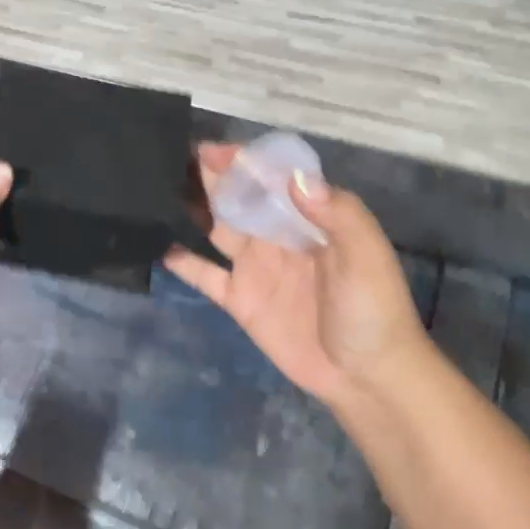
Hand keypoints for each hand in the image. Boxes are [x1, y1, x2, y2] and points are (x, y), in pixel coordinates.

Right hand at [165, 144, 427, 408]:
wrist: (366, 375)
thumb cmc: (373, 310)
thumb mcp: (366, 257)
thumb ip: (337, 214)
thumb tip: (293, 178)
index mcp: (310, 220)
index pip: (273, 180)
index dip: (243, 164)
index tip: (210, 152)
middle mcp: (278, 237)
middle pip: (240, 199)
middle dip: (212, 178)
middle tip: (172, 160)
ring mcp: (255, 268)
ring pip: (217, 228)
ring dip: (193, 210)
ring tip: (156, 192)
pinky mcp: (239, 299)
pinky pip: (204, 274)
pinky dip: (182, 260)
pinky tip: (158, 244)